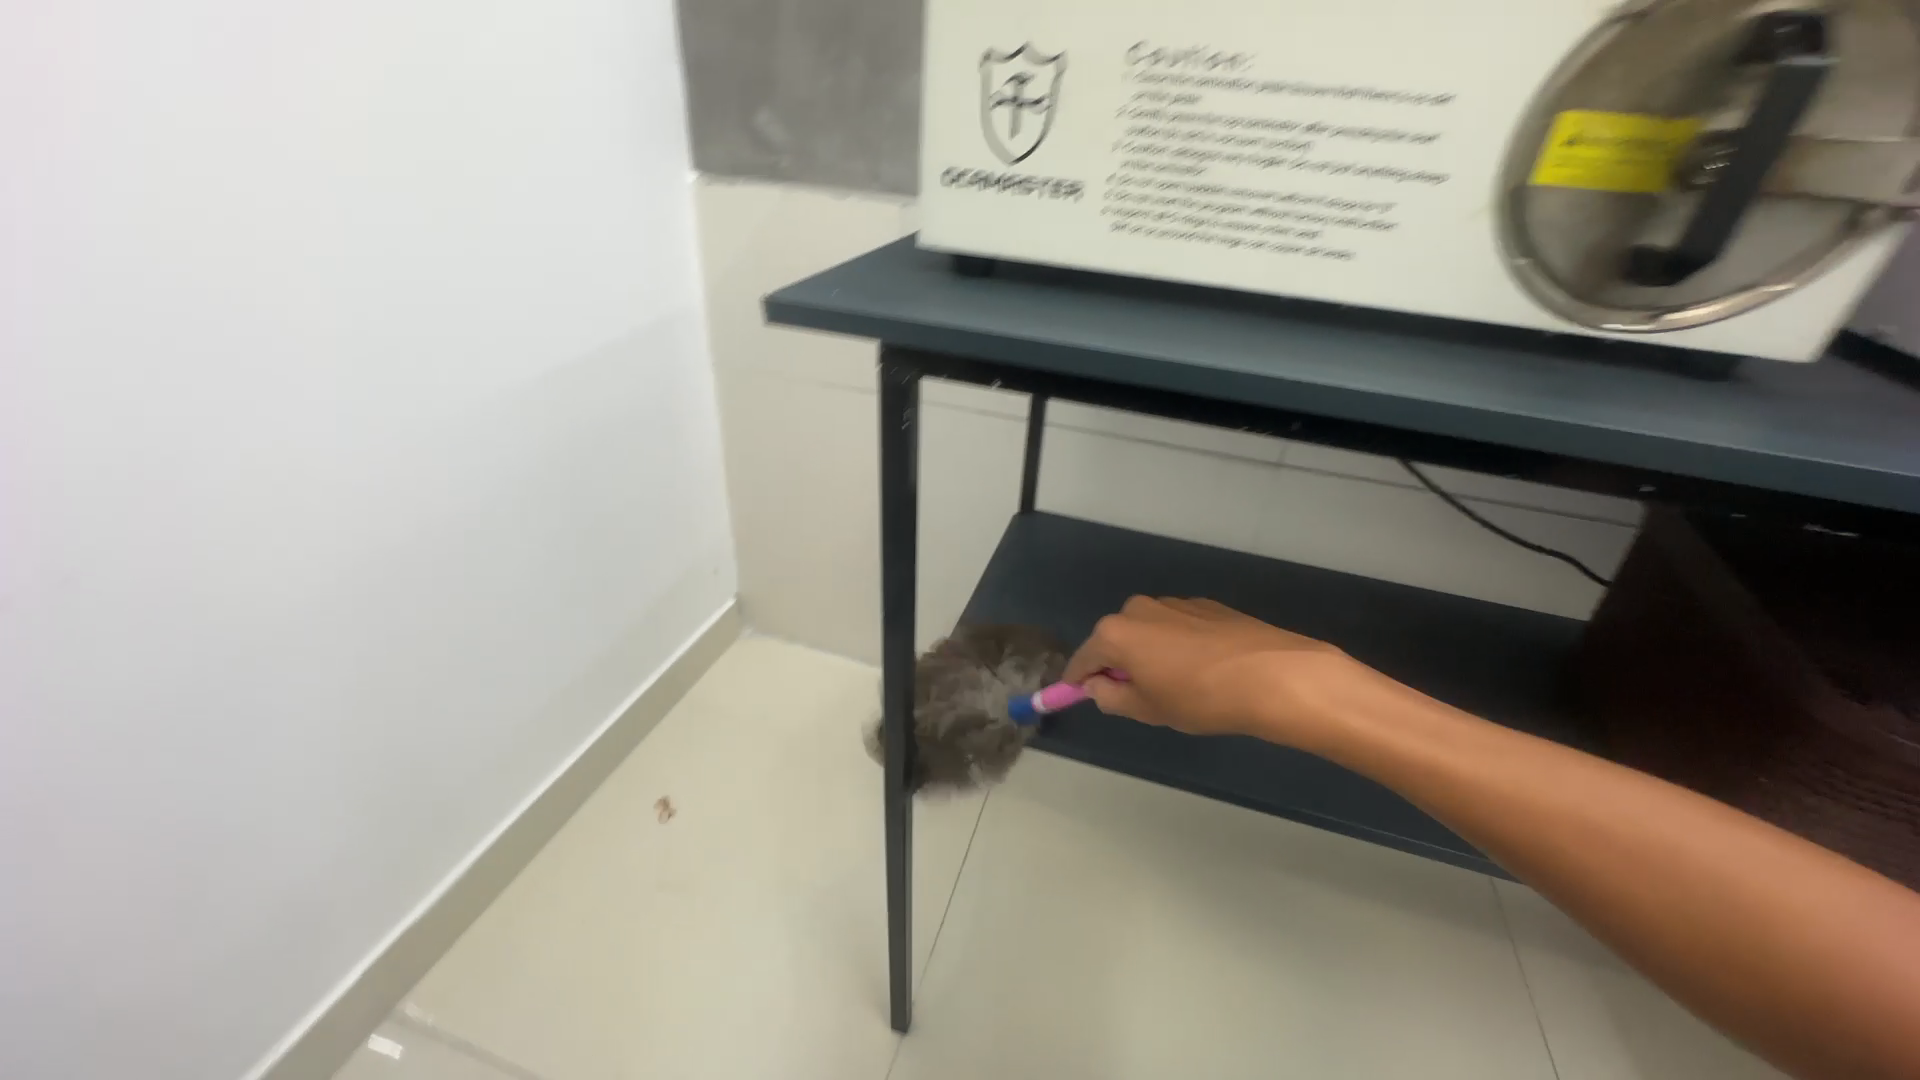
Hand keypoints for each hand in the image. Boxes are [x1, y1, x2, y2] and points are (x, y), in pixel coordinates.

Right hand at [1062, 597, 1366, 741]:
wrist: (1273, 676)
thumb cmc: (1199, 698)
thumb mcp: (1148, 709)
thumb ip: (1111, 696)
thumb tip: (1098, 686)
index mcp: (1116, 632)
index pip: (1083, 659)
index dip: (1077, 681)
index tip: (1076, 695)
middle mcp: (1139, 608)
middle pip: (1115, 639)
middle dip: (1118, 664)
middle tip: (1137, 697)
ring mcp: (1175, 603)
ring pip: (1148, 632)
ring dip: (1150, 654)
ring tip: (1178, 686)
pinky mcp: (1207, 605)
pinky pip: (1178, 627)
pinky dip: (1179, 646)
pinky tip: (1205, 670)